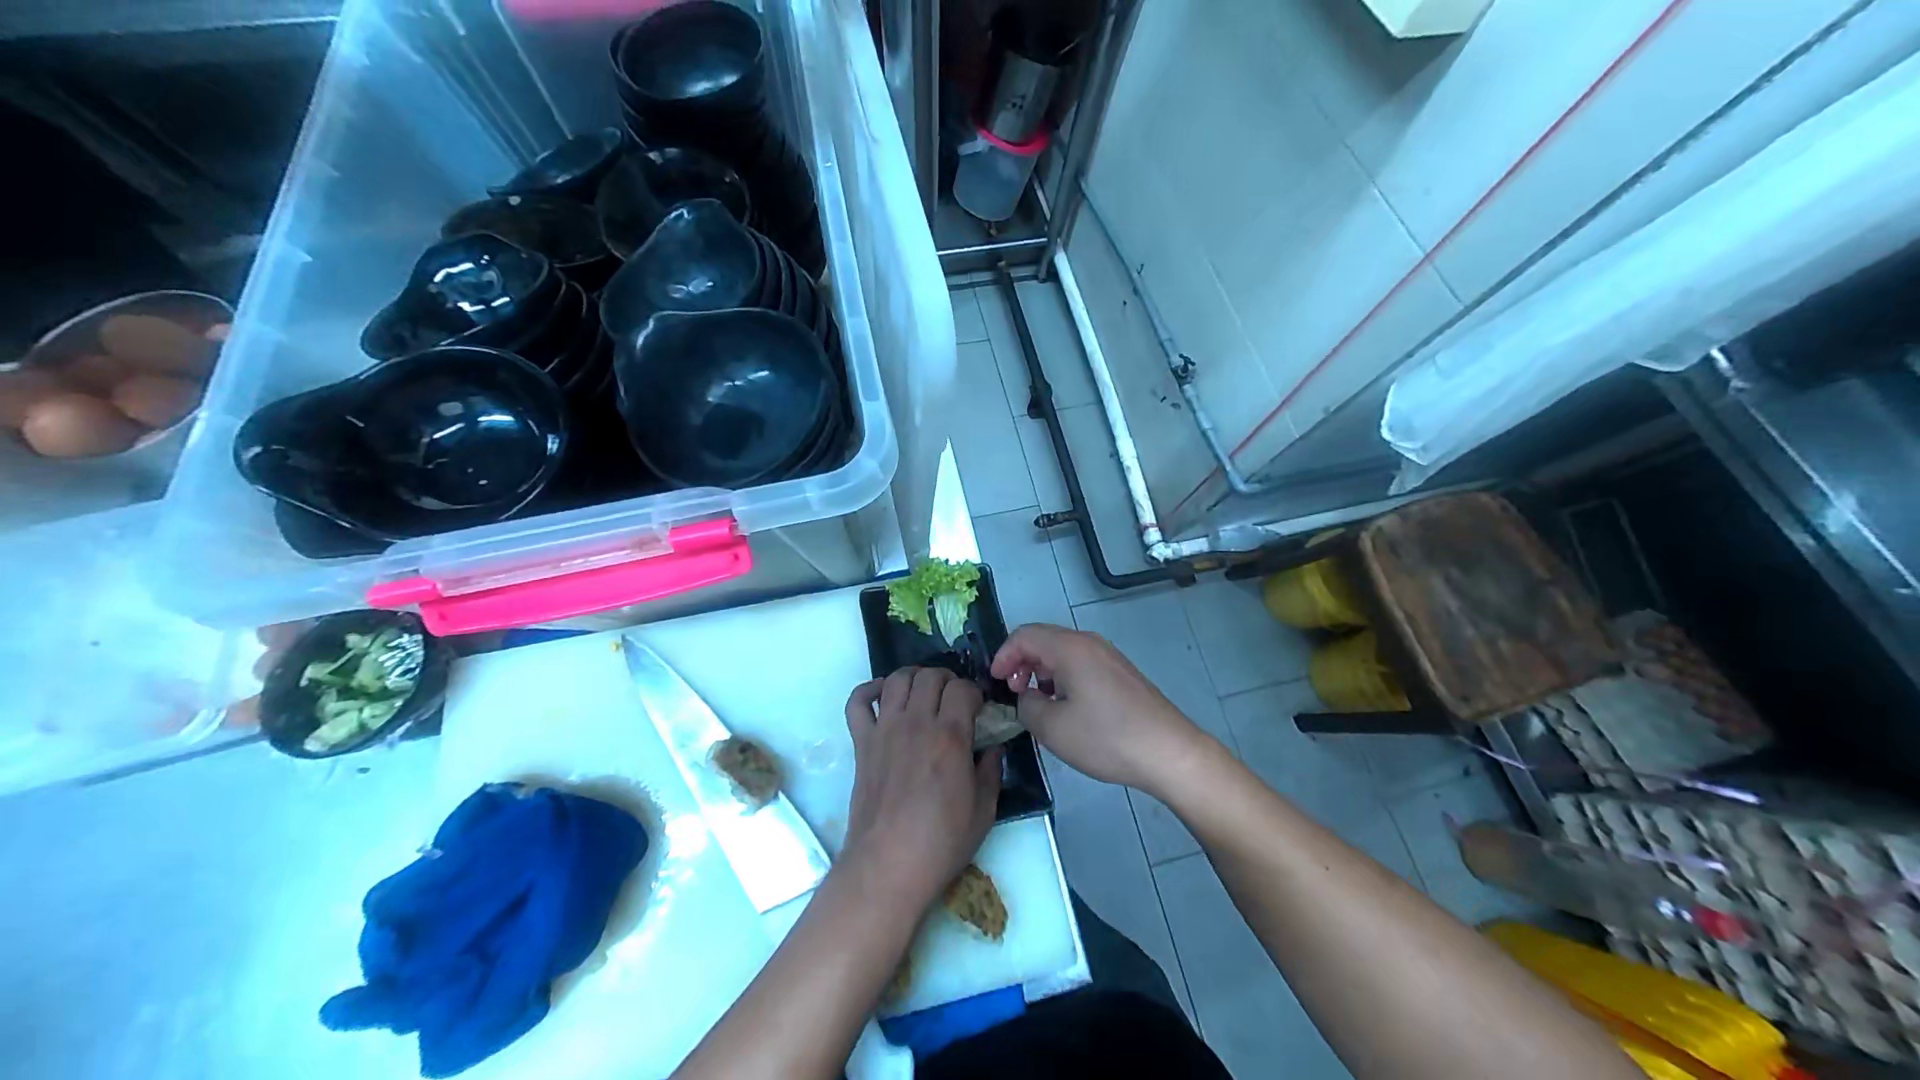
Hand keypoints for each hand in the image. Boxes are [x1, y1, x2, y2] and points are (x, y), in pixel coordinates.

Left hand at [840, 668, 1001, 909]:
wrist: (888, 864)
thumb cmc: (942, 841)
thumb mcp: (985, 809)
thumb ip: (991, 770)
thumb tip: (993, 747)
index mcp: (949, 736)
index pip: (963, 688)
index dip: (975, 692)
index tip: (980, 709)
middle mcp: (916, 723)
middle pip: (931, 676)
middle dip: (948, 680)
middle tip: (955, 700)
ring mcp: (884, 730)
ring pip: (897, 679)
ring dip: (915, 678)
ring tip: (925, 693)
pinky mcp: (861, 742)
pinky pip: (858, 702)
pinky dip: (870, 690)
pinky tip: (884, 696)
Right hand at [991, 623, 1212, 795]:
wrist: (1169, 752)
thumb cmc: (1107, 737)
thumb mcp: (1052, 728)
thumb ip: (1027, 707)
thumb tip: (1027, 698)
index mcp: (1070, 648)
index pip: (1024, 636)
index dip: (1003, 655)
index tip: (995, 682)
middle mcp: (1089, 643)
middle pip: (1043, 639)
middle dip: (1021, 662)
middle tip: (1013, 692)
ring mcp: (1109, 656)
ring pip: (1063, 652)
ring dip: (1042, 670)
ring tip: (1037, 701)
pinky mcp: (1121, 673)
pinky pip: (1081, 663)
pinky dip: (1062, 676)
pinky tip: (1065, 706)